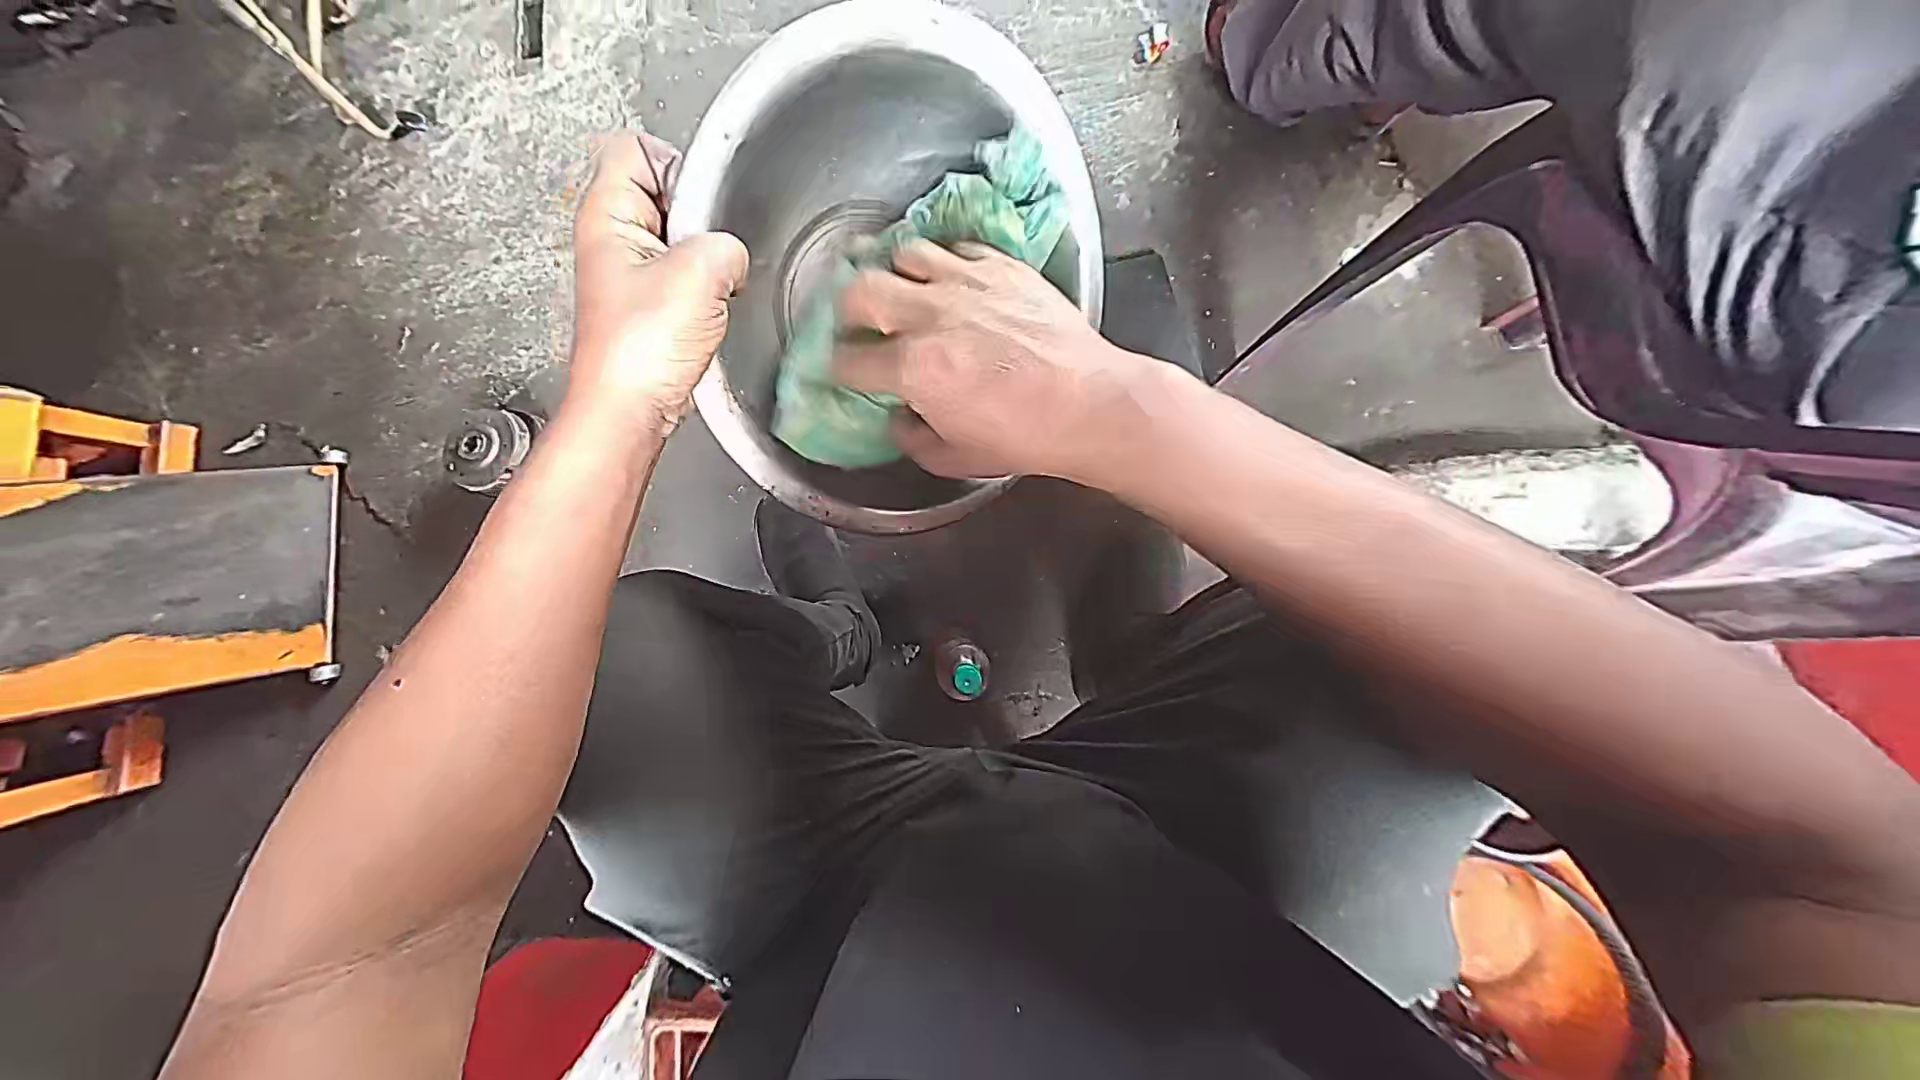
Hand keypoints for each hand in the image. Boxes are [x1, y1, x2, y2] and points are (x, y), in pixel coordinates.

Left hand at [568, 132, 749, 436]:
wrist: (632, 407)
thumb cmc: (642, 348)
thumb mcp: (698, 274)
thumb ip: (725, 246)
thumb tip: (733, 256)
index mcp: (606, 215)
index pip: (637, 149)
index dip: (678, 170)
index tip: (700, 209)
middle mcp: (613, 241)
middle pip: (667, 197)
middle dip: (701, 225)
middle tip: (707, 258)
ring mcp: (633, 275)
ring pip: (683, 244)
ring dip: (708, 266)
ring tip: (706, 294)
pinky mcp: (652, 307)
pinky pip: (689, 281)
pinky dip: (706, 294)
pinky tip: (706, 315)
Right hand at [833, 241, 1158, 481]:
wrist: (1088, 405)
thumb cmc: (1023, 437)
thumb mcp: (955, 457)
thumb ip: (912, 437)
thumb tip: (898, 417)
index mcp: (913, 369)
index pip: (849, 359)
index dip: (838, 367)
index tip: (843, 369)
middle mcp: (930, 315)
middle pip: (860, 291)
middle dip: (848, 310)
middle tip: (859, 324)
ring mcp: (967, 284)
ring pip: (904, 253)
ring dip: (895, 274)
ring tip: (903, 292)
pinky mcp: (1001, 267)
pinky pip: (955, 247)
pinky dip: (943, 262)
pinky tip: (951, 281)